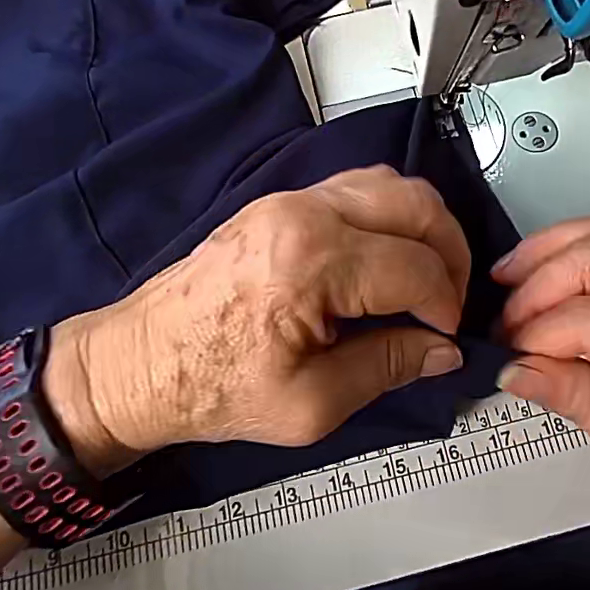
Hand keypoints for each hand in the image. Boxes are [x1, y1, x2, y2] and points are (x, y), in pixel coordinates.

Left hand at [45, 166, 470, 472]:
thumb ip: (387, 367)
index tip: (444, 336)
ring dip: (419, 229)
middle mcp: (301, 214)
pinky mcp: (271, 207)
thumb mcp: (311, 403)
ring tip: (422, 280)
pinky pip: (350, 191)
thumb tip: (439, 350)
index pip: (418, 267)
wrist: (140, 363)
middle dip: (449, 254)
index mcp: (313, 261)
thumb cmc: (209, 387)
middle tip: (447, 302)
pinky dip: (383, 218)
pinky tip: (382, 260)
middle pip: (415, 205)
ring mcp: (283, 202)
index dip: (446, 305)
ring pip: (386, 186)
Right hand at [489, 214, 589, 573]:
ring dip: (545, 255)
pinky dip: (568, 248)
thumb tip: (517, 371)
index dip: (534, 339)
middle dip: (532, 292)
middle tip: (505, 333)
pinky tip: (541, 271)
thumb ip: (584, 403)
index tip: (509, 362)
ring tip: (506, 284)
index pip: (589, 320)